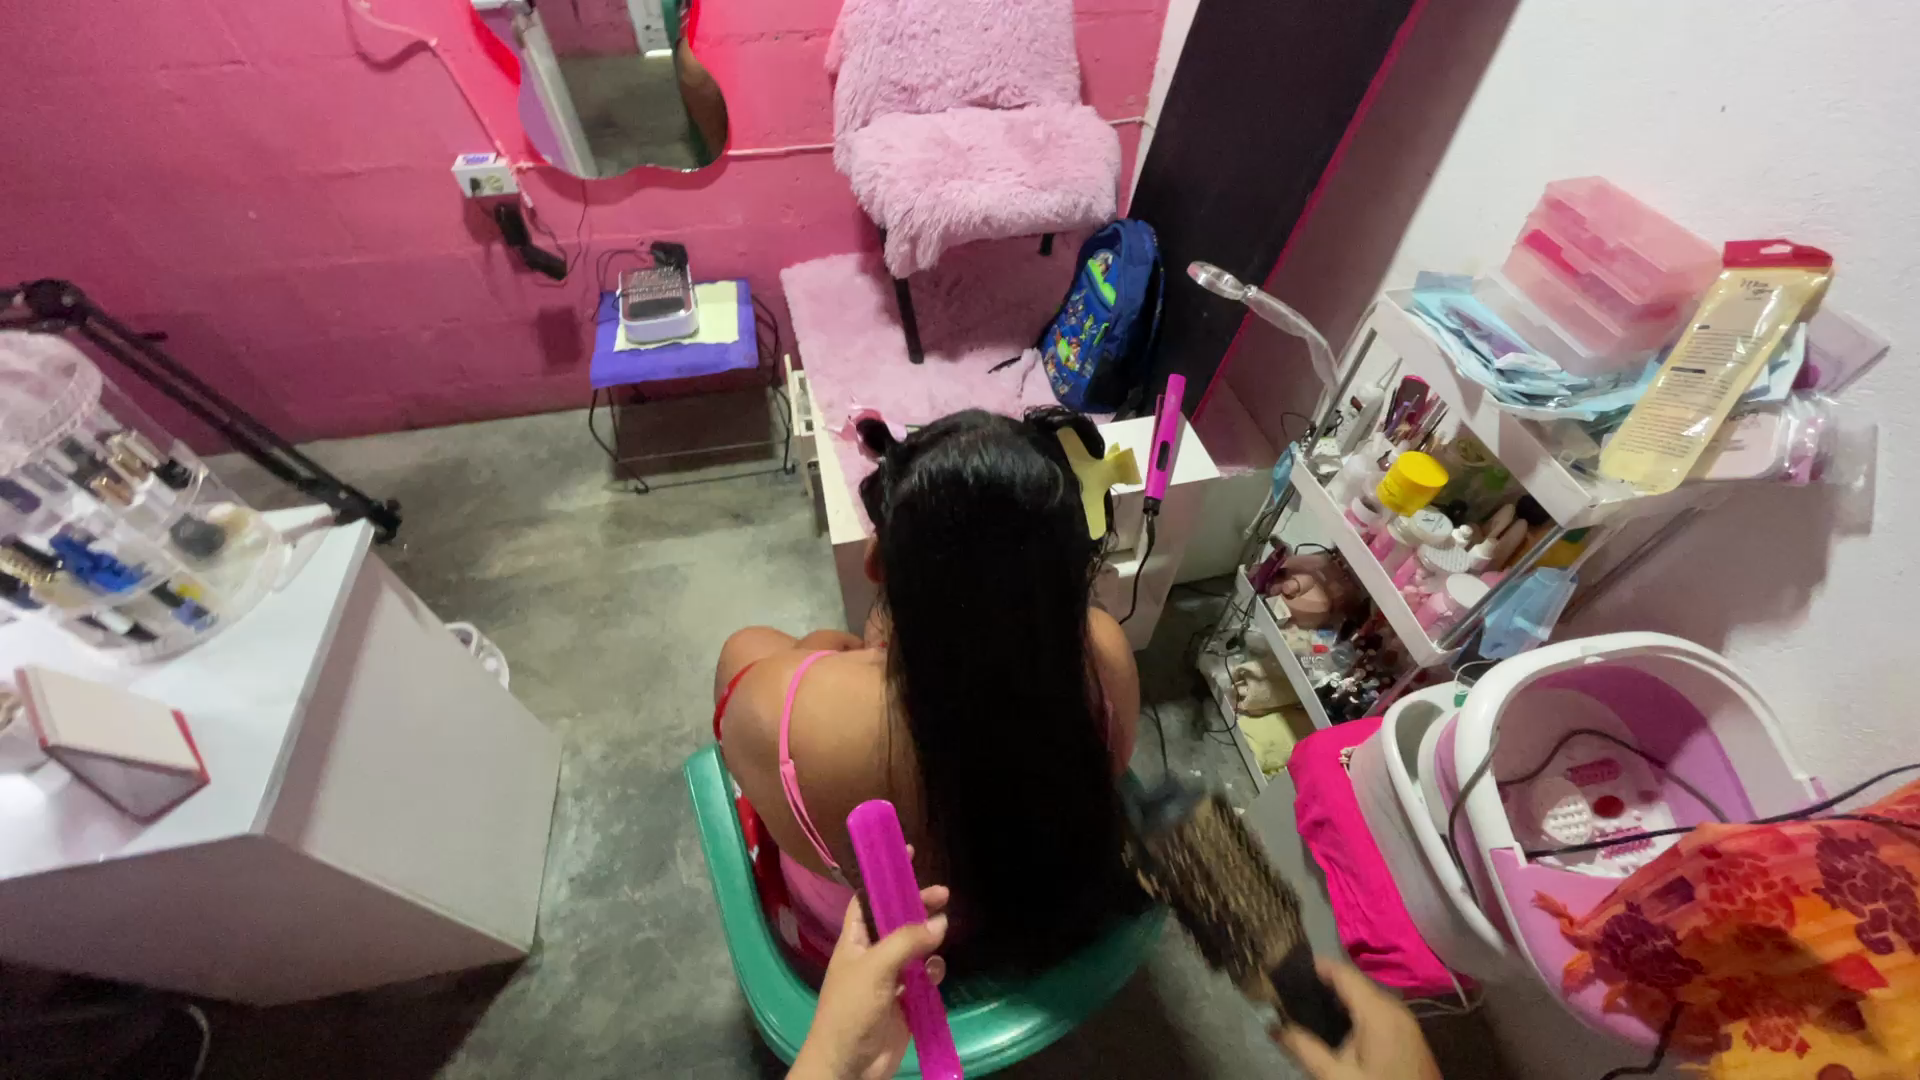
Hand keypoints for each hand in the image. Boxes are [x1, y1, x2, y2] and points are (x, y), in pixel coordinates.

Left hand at [789, 886, 949, 1079]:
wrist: (848, 1067)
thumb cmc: (850, 1009)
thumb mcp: (876, 967)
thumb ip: (908, 941)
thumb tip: (941, 922)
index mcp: (855, 938)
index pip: (870, 897)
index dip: (886, 877)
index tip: (908, 857)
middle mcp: (872, 953)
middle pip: (898, 919)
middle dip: (918, 905)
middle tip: (943, 894)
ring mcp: (890, 977)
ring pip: (916, 947)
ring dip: (930, 939)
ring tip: (942, 933)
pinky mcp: (906, 1001)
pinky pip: (925, 977)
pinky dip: (933, 971)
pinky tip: (935, 973)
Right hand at [1271, 960, 1439, 1079]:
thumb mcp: (1336, 1078)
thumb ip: (1302, 1047)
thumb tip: (1271, 1025)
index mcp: (1378, 1010)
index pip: (1339, 970)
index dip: (1311, 966)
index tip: (1283, 970)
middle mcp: (1395, 1008)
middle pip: (1351, 983)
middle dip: (1322, 986)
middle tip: (1291, 995)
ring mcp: (1406, 1024)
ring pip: (1364, 997)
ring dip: (1338, 1000)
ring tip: (1309, 1010)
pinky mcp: (1410, 1039)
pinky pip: (1377, 1012)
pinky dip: (1355, 1013)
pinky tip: (1338, 1031)